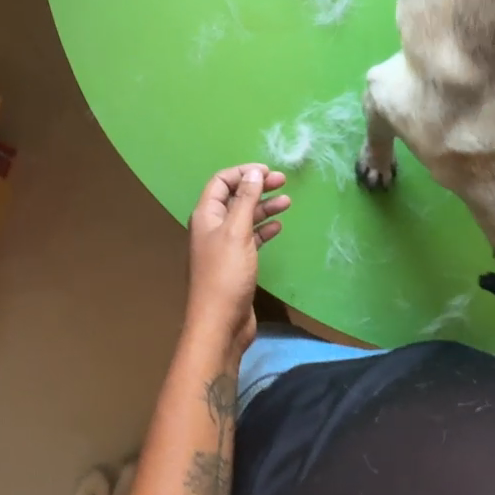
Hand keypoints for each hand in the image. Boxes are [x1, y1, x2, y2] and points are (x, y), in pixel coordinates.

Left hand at [185, 164, 289, 355]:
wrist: (220, 324)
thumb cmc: (226, 274)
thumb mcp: (237, 232)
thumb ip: (245, 200)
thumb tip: (254, 173)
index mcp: (206, 215)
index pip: (221, 181)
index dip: (243, 173)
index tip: (267, 171)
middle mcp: (212, 227)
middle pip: (235, 197)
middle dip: (257, 187)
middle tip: (282, 181)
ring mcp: (224, 246)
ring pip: (245, 217)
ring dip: (264, 207)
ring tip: (287, 201)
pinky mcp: (236, 263)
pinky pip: (250, 238)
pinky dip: (263, 229)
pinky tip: (278, 226)